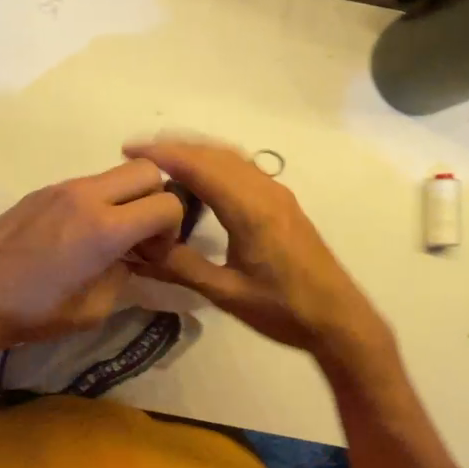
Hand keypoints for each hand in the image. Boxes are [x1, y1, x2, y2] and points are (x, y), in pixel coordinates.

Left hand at [0, 160, 184, 371]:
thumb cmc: (34, 313)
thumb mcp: (94, 308)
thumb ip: (124, 275)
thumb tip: (131, 258)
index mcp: (105, 228)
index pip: (167, 203)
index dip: (172, 230)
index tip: (154, 255)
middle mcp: (86, 196)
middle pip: (146, 171)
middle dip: (155, 200)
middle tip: (140, 237)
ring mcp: (59, 189)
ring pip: (113, 175)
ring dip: (124, 200)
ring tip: (107, 239)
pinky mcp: (39, 192)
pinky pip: (84, 185)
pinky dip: (96, 203)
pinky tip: (76, 238)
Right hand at [123, 138, 392, 371]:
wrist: (339, 320)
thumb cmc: (283, 311)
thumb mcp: (226, 293)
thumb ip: (182, 268)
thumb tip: (140, 250)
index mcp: (250, 210)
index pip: (199, 167)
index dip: (162, 154)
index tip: (129, 151)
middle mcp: (265, 192)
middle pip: (214, 154)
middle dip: (175, 148)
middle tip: (137, 155)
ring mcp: (278, 195)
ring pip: (231, 158)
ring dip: (196, 153)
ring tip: (162, 161)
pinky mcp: (283, 205)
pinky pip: (243, 170)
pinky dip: (215, 164)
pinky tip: (200, 181)